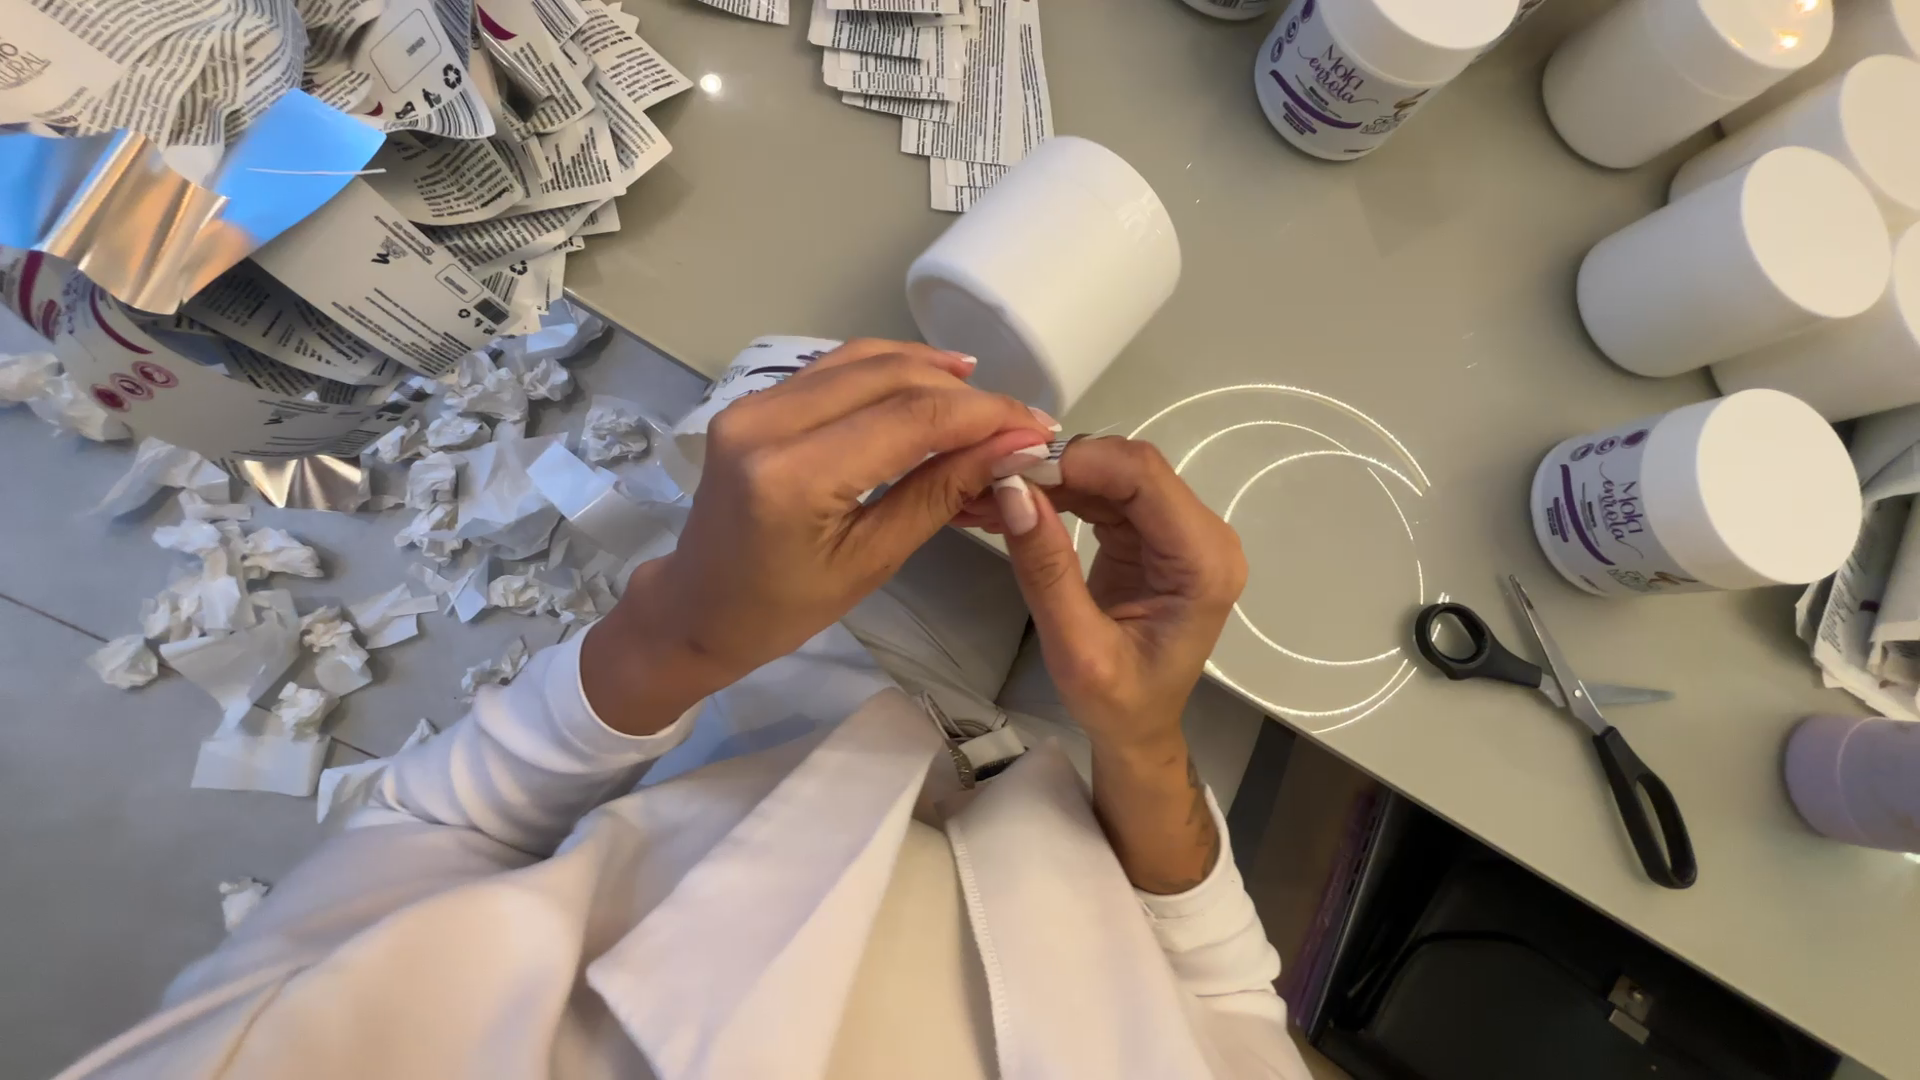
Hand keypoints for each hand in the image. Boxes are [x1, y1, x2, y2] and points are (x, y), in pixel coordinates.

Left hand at [583, 340, 1053, 734]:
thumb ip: (939, 493)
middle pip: (891, 377)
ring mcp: (754, 402)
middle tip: (1017, 422)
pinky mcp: (755, 400)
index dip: (984, 416)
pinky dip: (891, 370)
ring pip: (864, 359)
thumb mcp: (872, 560)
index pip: (911, 418)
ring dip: (932, 372)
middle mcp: (766, 420)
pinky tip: (932, 380)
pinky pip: (836, 367)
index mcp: (793, 476)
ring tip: (986, 400)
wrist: (696, 607)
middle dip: (966, 394)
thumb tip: (1011, 450)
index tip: (1037, 429)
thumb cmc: (782, 609)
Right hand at [963, 437, 1247, 891]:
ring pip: (1110, 474)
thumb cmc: (1117, 703)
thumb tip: (1012, 491)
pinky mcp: (1149, 534)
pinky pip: (1102, 494)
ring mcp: (1176, 531)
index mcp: (1203, 562)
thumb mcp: (1075, 648)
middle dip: (1059, 467)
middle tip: (992, 483)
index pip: (1144, 476)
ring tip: (990, 494)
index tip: (1010, 471)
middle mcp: (1201, 535)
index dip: (1078, 461)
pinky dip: (1057, 495)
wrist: (1137, 728)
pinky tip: (1013, 506)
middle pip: (1128, 466)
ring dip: (1051, 479)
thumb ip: (1047, 569)